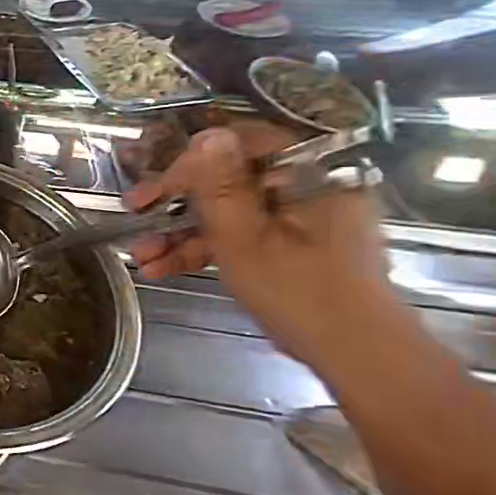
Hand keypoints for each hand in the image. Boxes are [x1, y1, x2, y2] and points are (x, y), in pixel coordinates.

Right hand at [126, 123, 394, 363]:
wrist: (359, 358)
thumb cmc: (302, 294)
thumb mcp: (246, 238)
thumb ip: (220, 185)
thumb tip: (205, 136)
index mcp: (309, 170)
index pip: (237, 146)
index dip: (186, 165)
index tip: (151, 189)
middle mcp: (307, 184)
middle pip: (229, 179)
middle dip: (177, 203)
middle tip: (136, 213)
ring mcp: (300, 216)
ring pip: (230, 211)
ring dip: (183, 233)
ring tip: (141, 254)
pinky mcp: (293, 244)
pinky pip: (245, 235)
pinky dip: (208, 250)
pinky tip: (163, 267)